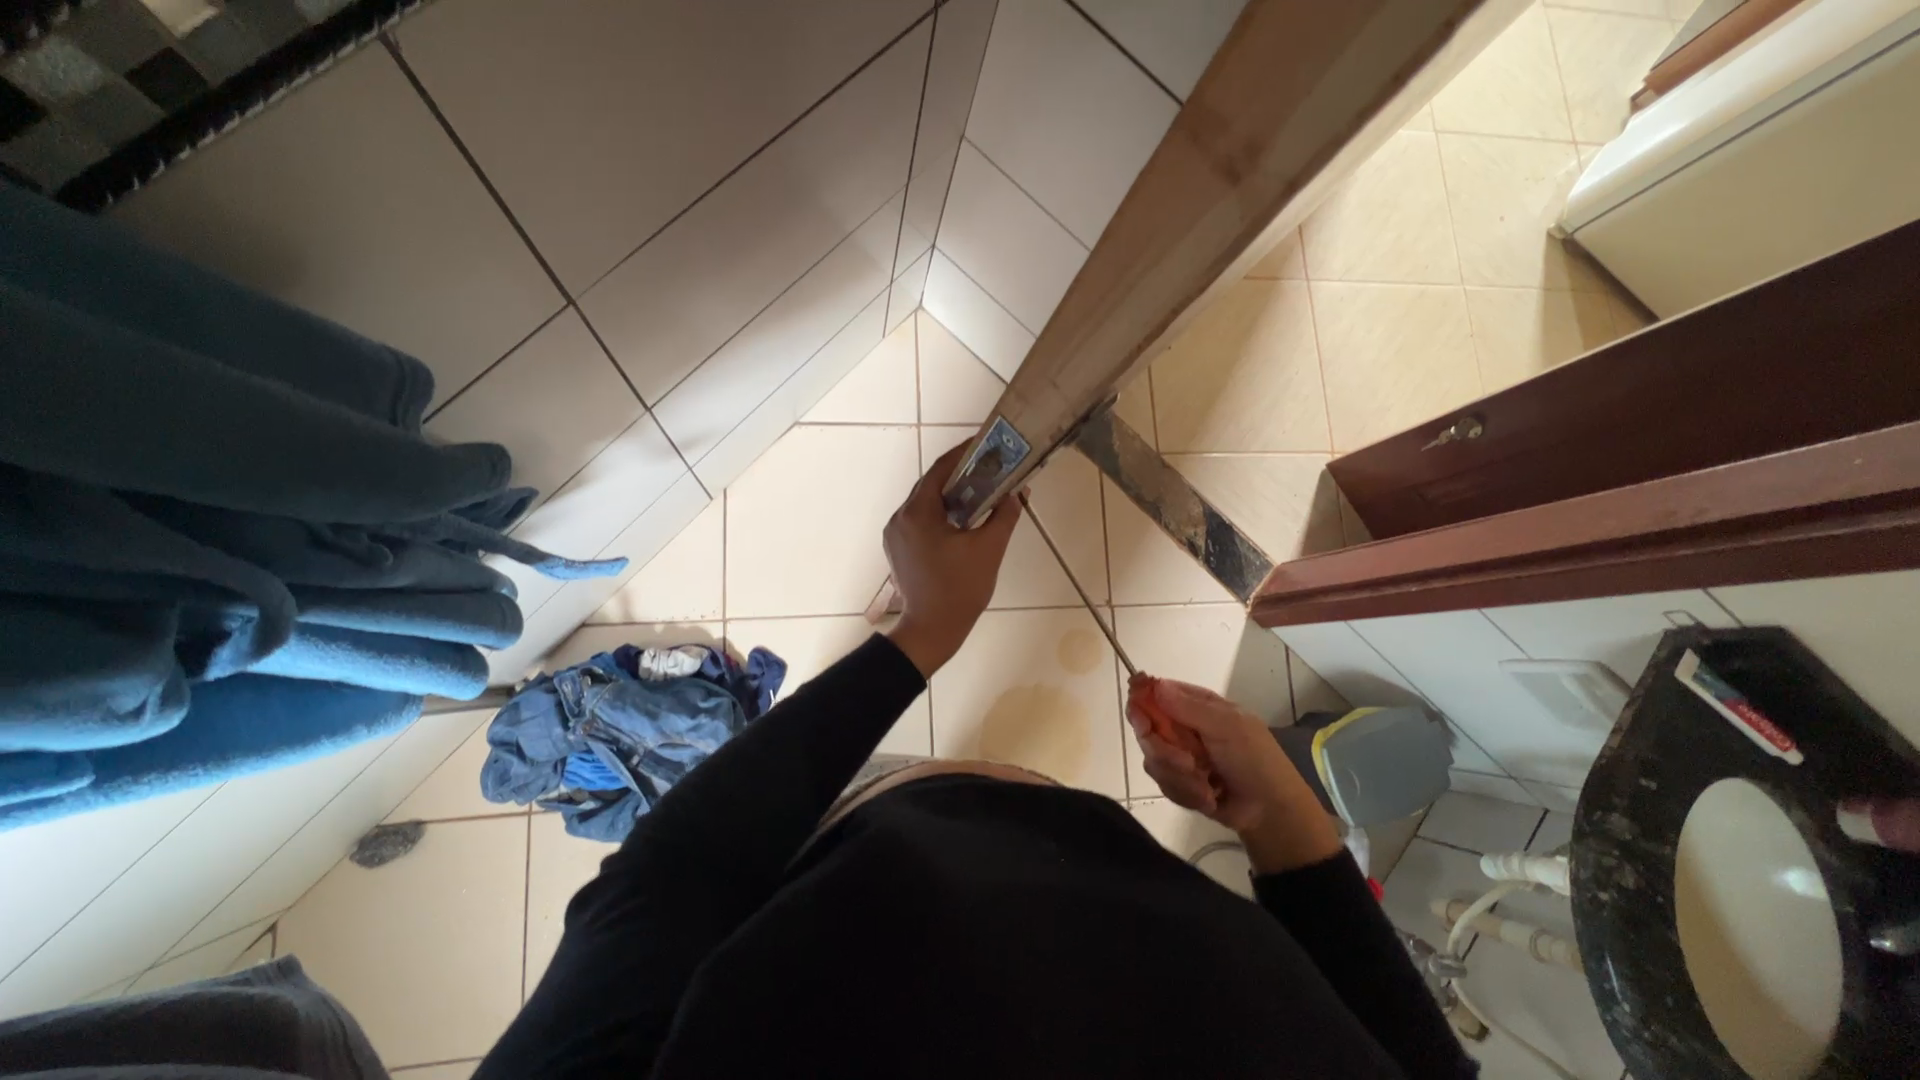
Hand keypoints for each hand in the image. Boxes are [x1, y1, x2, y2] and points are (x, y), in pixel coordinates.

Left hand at [883, 441, 1021, 676]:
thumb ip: (1004, 515)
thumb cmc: (961, 589)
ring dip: (950, 495)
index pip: (940, 469)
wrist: (932, 630)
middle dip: (959, 474)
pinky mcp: (897, 549)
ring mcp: (894, 534)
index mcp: (917, 513)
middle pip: (931, 485)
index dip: (963, 453)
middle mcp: (899, 518)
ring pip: (924, 503)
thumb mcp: (989, 549)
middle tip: (988, 466)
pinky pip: (919, 520)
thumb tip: (1019, 491)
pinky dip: (940, 513)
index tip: (984, 444)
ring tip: (979, 489)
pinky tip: (962, 517)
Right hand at [1129, 677, 1343, 872]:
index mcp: (1199, 706)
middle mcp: (1185, 728)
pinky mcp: (1180, 783)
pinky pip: (1164, 784)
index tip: (1140, 718)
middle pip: (1147, 729)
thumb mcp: (1228, 727)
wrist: (1270, 811)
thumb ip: (1189, 707)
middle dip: (1164, 750)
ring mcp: (1181, 756)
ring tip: (1206, 785)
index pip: (1159, 693)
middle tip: (1185, 761)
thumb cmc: (1255, 760)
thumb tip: (1155, 685)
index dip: (1143, 701)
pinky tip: (1207, 796)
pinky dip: (1185, 792)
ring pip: (1153, 760)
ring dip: (1179, 776)